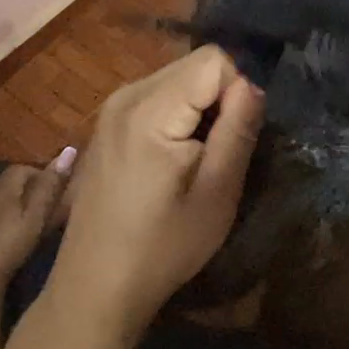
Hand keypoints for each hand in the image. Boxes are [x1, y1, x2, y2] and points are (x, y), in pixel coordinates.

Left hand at [0, 160, 69, 290]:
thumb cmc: (8, 248)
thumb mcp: (36, 217)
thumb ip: (49, 186)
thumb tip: (69, 150)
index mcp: (2, 191)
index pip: (19, 169)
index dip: (36, 174)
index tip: (51, 189)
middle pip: (2, 187)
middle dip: (20, 193)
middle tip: (37, 212)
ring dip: (1, 212)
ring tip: (16, 231)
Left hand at [46, 46, 264, 325]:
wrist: (94, 289)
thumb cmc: (162, 248)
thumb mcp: (218, 193)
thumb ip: (239, 128)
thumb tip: (253, 83)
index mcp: (150, 110)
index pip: (214, 60)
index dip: (237, 92)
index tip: (234, 139)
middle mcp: (127, 94)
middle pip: (195, 64)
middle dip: (220, 97)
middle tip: (219, 152)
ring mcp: (113, 105)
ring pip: (180, 76)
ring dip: (201, 106)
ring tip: (197, 158)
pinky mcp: (109, 120)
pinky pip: (160, 93)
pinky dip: (179, 113)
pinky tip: (173, 158)